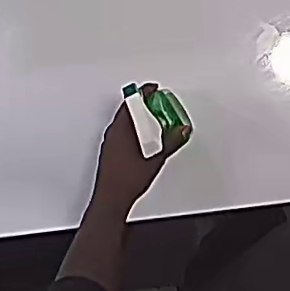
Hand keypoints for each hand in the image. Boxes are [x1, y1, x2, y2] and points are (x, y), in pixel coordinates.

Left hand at [87, 84, 190, 220]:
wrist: (110, 202)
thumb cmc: (128, 181)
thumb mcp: (156, 160)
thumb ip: (171, 142)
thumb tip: (181, 130)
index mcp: (122, 129)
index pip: (132, 101)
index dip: (144, 91)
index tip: (153, 88)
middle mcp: (113, 133)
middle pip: (127, 109)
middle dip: (142, 103)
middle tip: (155, 101)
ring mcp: (109, 142)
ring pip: (123, 120)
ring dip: (137, 115)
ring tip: (151, 118)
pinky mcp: (108, 151)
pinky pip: (120, 130)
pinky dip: (132, 126)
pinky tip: (142, 137)